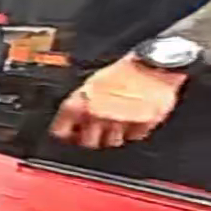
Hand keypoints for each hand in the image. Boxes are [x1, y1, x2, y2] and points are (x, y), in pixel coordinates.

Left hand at [49, 57, 186, 149]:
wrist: (149, 68)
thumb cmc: (117, 74)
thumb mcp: (85, 88)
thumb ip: (79, 107)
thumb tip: (74, 123)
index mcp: (76, 106)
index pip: (61, 132)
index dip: (65, 136)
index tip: (70, 136)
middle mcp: (96, 116)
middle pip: (88, 142)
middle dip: (89, 140)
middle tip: (93, 135)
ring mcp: (121, 120)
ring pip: (112, 142)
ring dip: (111, 138)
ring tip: (112, 130)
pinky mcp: (146, 122)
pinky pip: (136, 136)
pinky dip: (132, 133)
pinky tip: (130, 124)